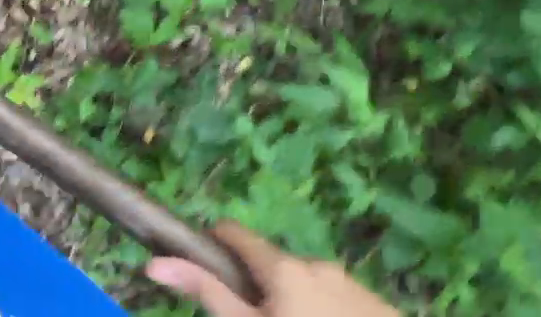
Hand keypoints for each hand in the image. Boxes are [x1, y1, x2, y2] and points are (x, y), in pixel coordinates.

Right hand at [147, 222, 398, 316]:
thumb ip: (207, 291)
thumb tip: (152, 263)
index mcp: (281, 266)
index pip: (233, 232)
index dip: (215, 245)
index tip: (213, 273)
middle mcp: (316, 265)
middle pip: (273, 263)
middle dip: (262, 285)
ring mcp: (357, 286)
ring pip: (310, 284)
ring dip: (299, 302)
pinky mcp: (388, 310)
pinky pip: (345, 301)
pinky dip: (333, 314)